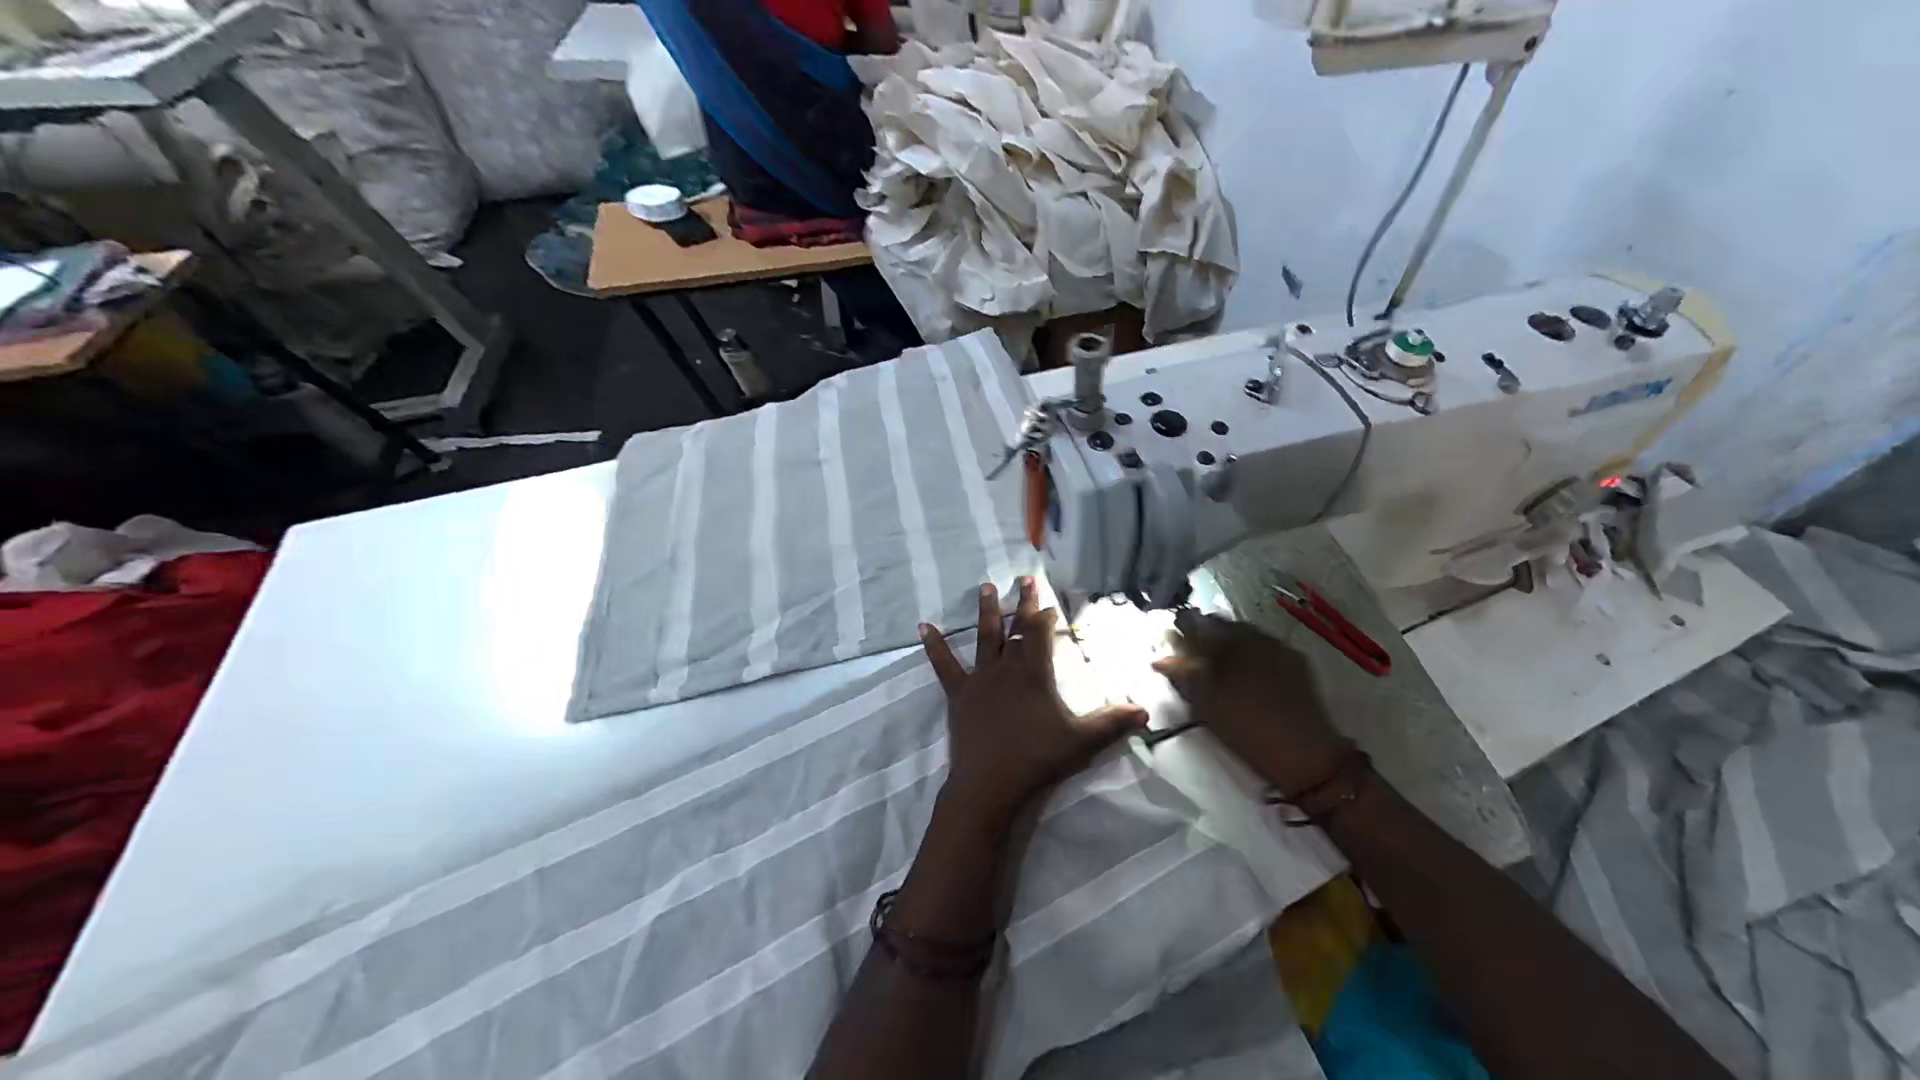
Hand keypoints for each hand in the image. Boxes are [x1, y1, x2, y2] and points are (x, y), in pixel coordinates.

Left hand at [920, 577, 1148, 825]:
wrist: (989, 784)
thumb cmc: (1037, 759)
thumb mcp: (1082, 742)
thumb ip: (1112, 723)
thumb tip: (1146, 711)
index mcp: (1033, 674)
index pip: (1040, 635)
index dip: (1044, 615)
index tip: (1048, 601)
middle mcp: (1005, 668)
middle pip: (1015, 629)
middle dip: (1021, 603)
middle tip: (1023, 578)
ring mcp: (979, 679)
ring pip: (983, 638)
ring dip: (985, 612)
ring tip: (984, 586)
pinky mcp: (958, 694)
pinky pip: (944, 665)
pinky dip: (934, 646)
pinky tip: (923, 627)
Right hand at [1151, 611, 1350, 795]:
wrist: (1307, 754)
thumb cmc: (1248, 729)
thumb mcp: (1206, 705)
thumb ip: (1182, 675)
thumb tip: (1160, 658)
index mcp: (1226, 643)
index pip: (1194, 623)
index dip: (1180, 630)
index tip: (1171, 641)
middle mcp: (1253, 635)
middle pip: (1220, 625)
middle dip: (1205, 635)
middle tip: (1194, 657)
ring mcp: (1278, 646)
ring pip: (1244, 634)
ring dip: (1228, 643)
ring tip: (1221, 666)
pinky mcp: (1296, 659)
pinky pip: (1265, 645)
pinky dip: (1250, 653)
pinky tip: (1248, 673)